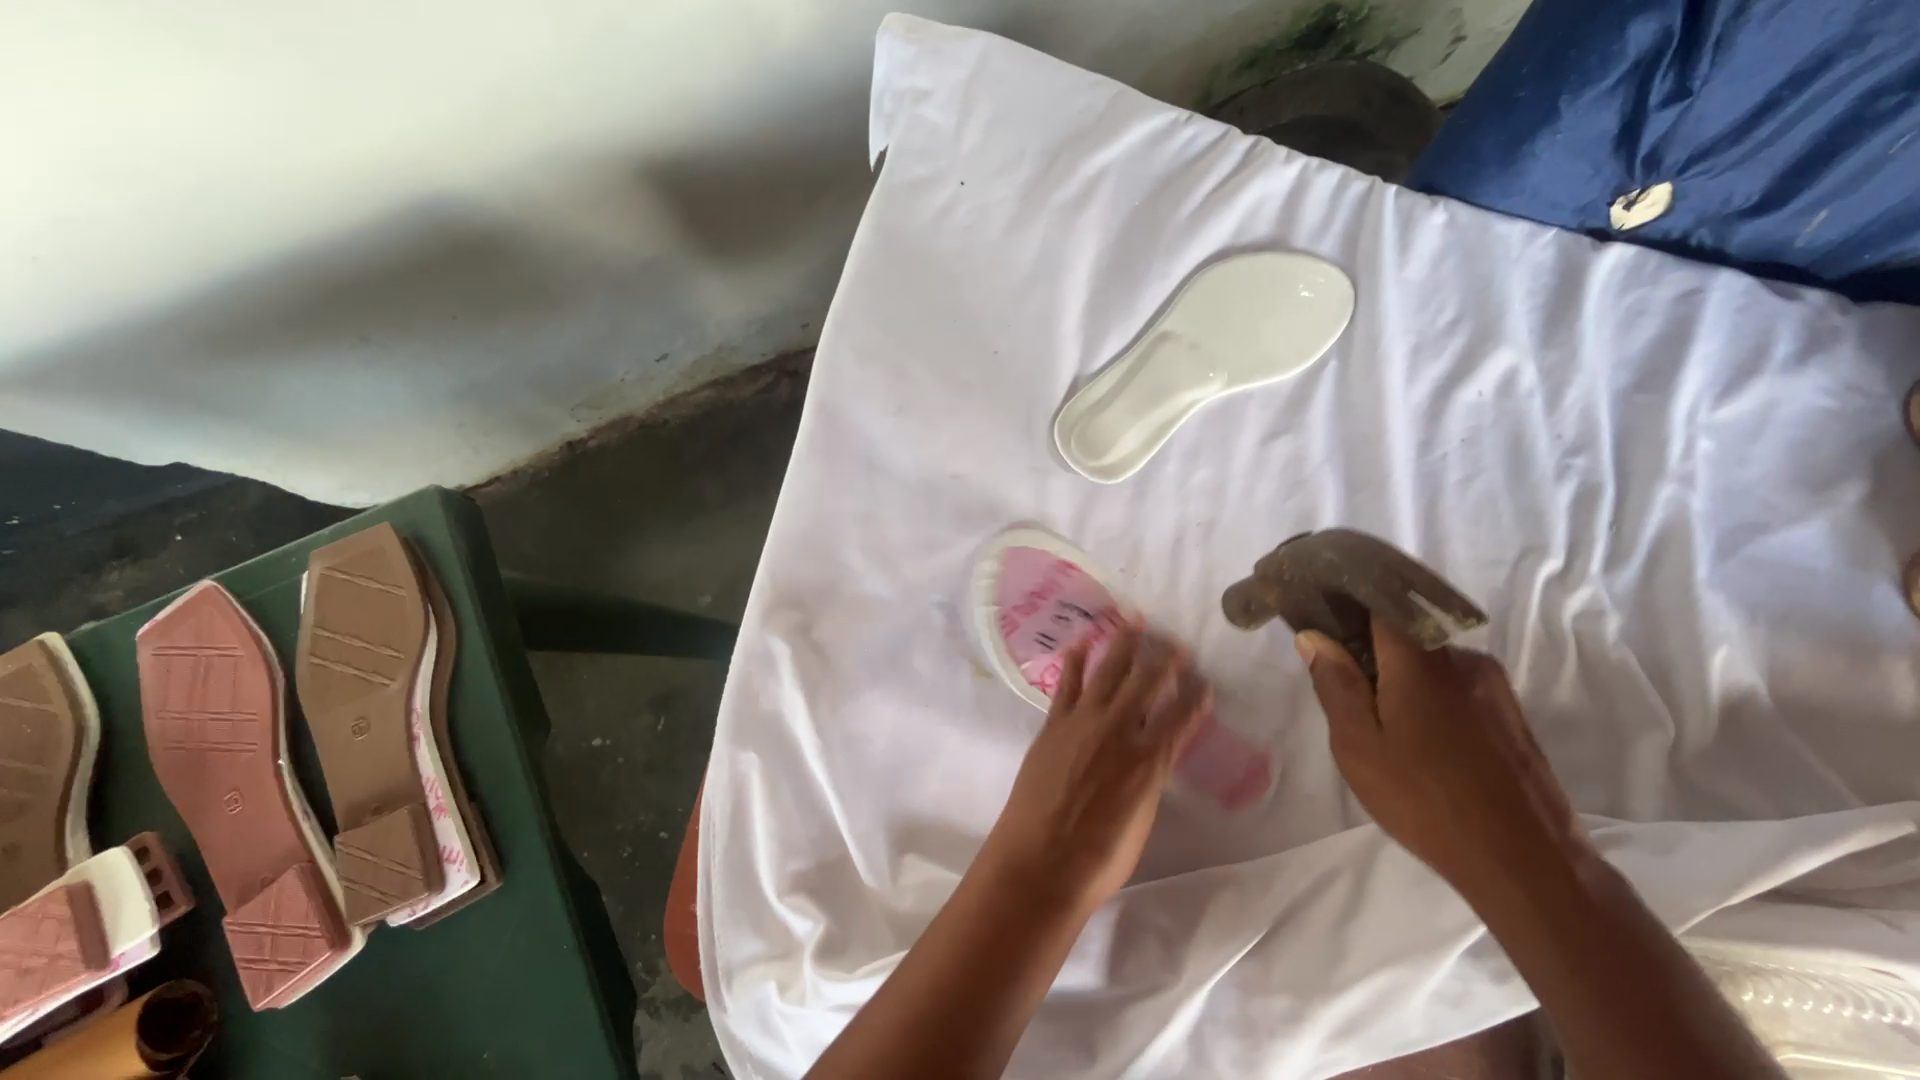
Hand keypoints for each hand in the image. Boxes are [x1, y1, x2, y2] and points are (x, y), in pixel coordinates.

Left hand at [978, 624, 1210, 916]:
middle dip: (1165, 661)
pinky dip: (1074, 662)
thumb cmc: (1098, 859)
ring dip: (1122, 644)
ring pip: (1107, 672)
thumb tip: (1152, 759)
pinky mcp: (1052, 726)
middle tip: (1177, 644)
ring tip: (1135, 621)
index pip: (1181, 718)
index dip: (1196, 699)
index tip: (1206, 683)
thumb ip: (1149, 782)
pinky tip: (1080, 643)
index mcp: (1149, 760)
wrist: (1038, 863)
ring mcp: (1082, 723)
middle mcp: (1119, 731)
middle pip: (1147, 684)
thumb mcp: (1140, 821)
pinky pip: (1066, 686)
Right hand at [1296, 622, 1589, 897]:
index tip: (1322, 631)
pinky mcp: (1511, 715)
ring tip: (1389, 734)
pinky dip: (1432, 702)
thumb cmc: (1425, 799)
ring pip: (1432, 665)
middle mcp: (1462, 659)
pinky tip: (1425, 748)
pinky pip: (1458, 689)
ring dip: (1404, 683)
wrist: (1524, 858)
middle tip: (1350, 703)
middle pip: (1405, 635)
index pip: (1379, 602)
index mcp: (1419, 659)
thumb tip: (1315, 637)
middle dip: (1373, 655)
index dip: (1347, 608)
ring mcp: (1494, 686)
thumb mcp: (1359, 745)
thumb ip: (1336, 684)